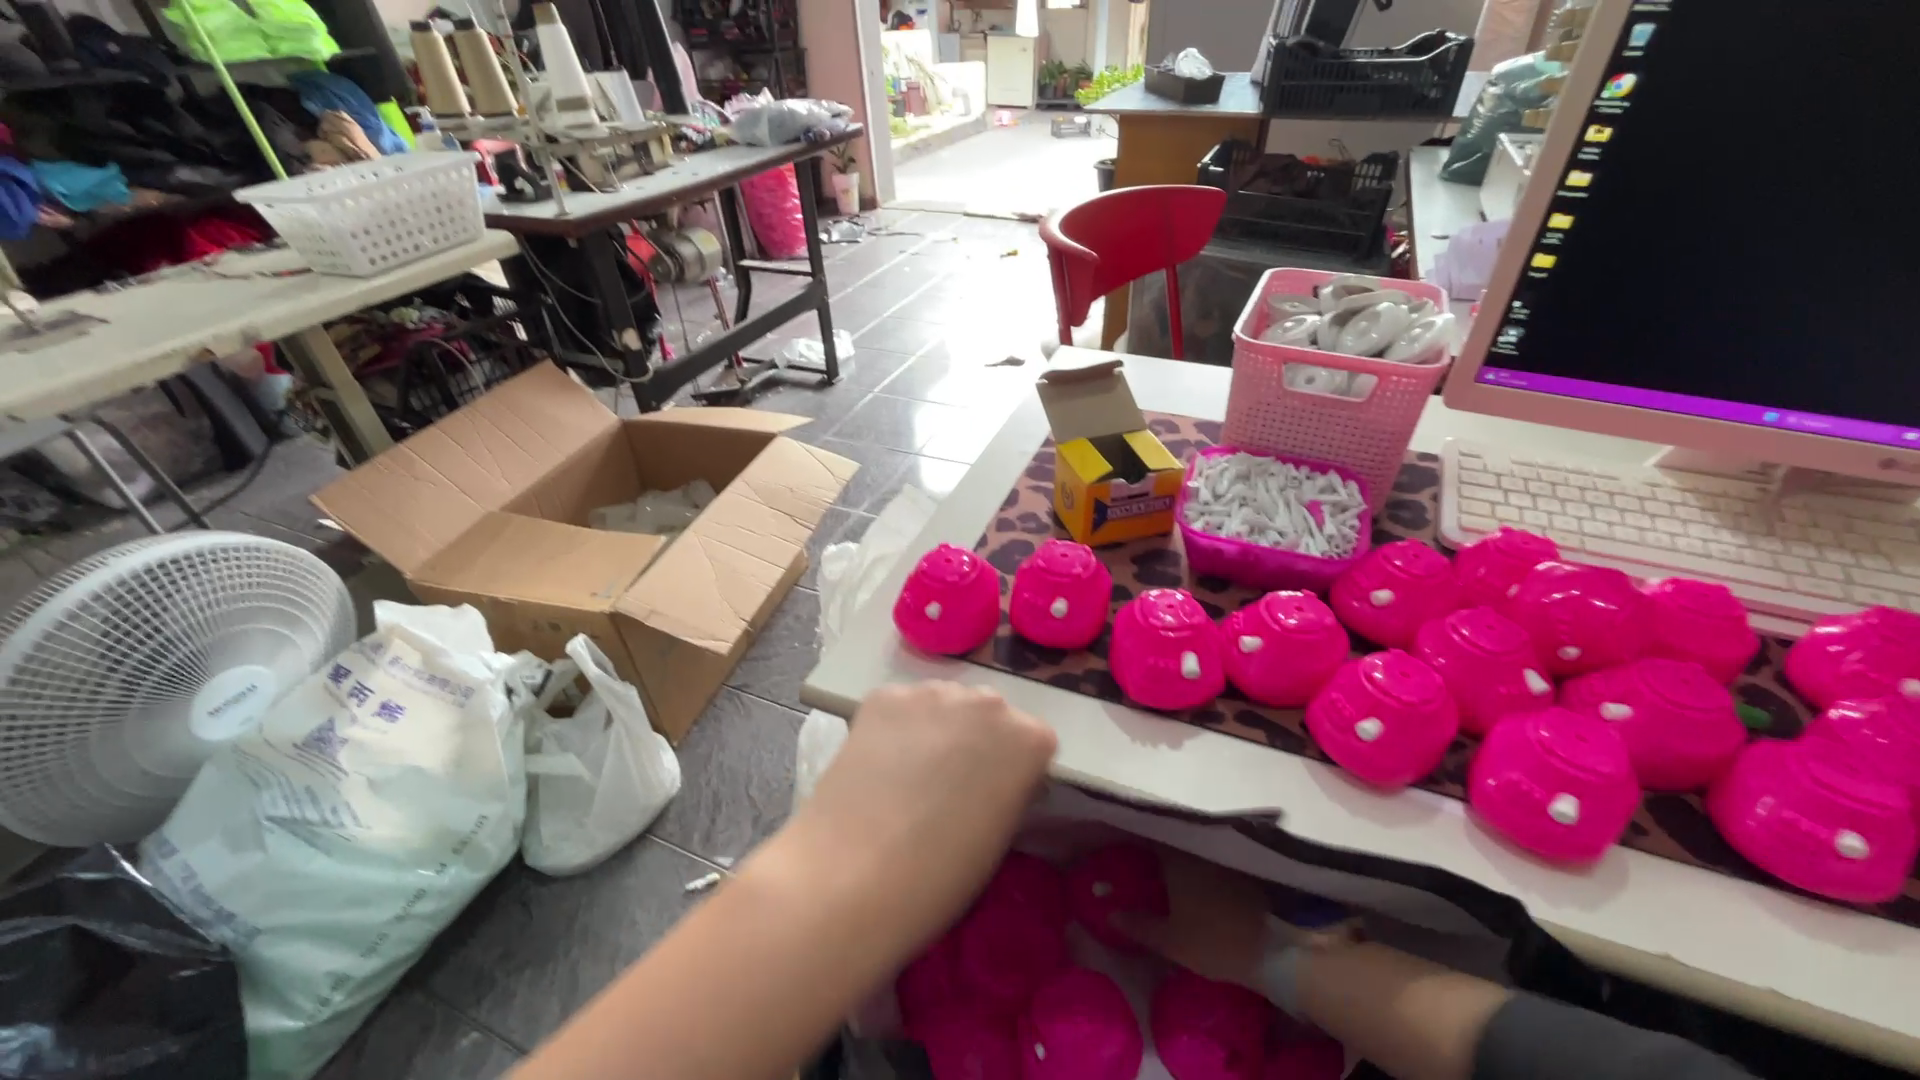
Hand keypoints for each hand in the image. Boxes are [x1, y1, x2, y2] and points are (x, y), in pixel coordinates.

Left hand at [793, 682, 1057, 938]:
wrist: (854, 875)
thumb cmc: (941, 874)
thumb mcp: (1000, 834)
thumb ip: (1009, 789)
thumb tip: (991, 779)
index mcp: (1031, 739)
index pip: (1032, 742)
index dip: (1012, 770)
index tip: (992, 797)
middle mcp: (989, 702)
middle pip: (988, 715)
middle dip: (974, 741)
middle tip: (947, 785)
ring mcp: (933, 693)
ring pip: (943, 704)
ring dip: (935, 728)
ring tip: (908, 774)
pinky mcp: (883, 695)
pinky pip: (900, 707)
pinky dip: (893, 727)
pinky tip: (877, 763)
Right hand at [1113, 847, 1274, 987]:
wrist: (1280, 948)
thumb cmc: (1217, 942)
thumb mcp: (1171, 941)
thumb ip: (1138, 925)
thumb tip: (1110, 914)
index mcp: (1175, 856)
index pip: (1145, 835)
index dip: (1130, 839)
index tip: (1118, 845)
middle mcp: (1199, 846)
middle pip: (1170, 838)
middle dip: (1156, 847)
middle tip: (1142, 860)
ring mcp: (1225, 854)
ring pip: (1194, 847)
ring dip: (1181, 854)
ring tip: (1168, 870)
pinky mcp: (1247, 867)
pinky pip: (1214, 858)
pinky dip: (1203, 865)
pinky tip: (1199, 881)